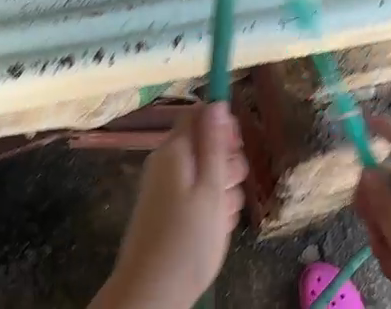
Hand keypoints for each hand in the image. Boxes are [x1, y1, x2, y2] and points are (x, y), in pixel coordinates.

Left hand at [93, 102, 247, 308]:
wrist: (152, 292)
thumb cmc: (187, 239)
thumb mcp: (210, 188)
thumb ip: (215, 144)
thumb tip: (216, 101)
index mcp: (175, 150)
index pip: (199, 114)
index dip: (222, 125)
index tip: (238, 148)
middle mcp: (168, 162)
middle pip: (206, 144)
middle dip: (228, 163)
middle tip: (231, 188)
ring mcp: (168, 187)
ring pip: (207, 174)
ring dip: (224, 190)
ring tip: (223, 217)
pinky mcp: (171, 210)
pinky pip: (199, 197)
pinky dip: (212, 209)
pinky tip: (216, 229)